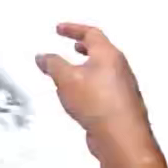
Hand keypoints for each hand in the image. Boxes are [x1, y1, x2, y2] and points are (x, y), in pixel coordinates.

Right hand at [36, 23, 155, 156]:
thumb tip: (44, 57)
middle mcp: (120, 69)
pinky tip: (80, 95)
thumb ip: (52, 64)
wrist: (122, 139)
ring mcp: (123, 88)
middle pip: (101, 50)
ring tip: (72, 70)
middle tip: (73, 43)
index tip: (61, 29)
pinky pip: (104, 86)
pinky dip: (90, 83)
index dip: (73, 29)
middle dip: (84, 46)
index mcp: (109, 55)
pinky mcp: (121, 105)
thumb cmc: (99, 105)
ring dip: (86, 66)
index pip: (91, 34)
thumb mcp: (65, 78)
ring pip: (103, 69)